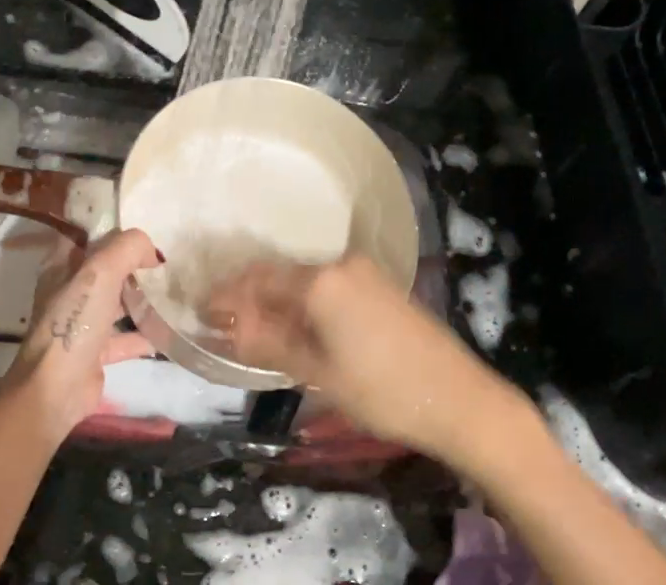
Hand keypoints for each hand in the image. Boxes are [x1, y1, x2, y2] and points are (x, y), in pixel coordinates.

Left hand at [0, 228, 162, 440]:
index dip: (112, 228)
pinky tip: (171, 329)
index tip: (144, 228)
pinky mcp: (95, 351)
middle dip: (134, 263)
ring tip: (174, 290)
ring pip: (116, 301)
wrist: (56, 389)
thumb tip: (153, 252)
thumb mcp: (100, 272)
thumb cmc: (73, 321)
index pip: (86, 235)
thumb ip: (128, 248)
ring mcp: (82, 322)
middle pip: (106, 268)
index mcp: (61, 265)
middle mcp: (69, 290)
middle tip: (166, 260)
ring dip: (141, 297)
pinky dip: (146, 333)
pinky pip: (125, 336)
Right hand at [203, 255, 537, 463]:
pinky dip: (306, 302)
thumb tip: (228, 326)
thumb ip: (269, 343)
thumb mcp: (318, 373)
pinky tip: (299, 326)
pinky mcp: (382, 286)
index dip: (227, 296)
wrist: (463, 402)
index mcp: (320, 280)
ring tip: (257, 329)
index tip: (202, 311)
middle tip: (225, 321)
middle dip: (250, 296)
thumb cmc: (383, 391)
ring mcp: (365, 272)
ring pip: (305, 279)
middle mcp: (340, 264)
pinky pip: (329, 285)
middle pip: (280, 273)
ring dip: (278, 300)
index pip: (257, 280)